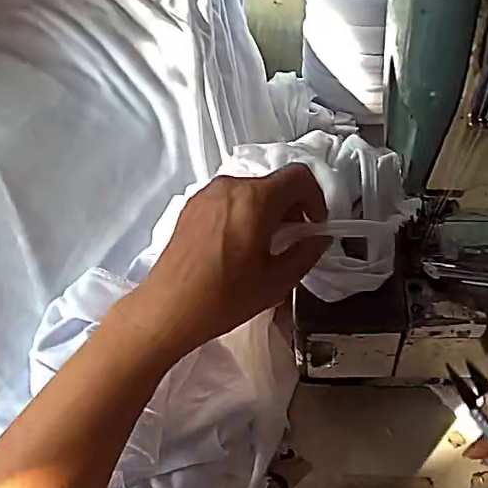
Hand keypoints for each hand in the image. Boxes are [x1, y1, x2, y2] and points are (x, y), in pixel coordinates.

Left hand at [116, 164, 329, 360]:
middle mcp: (230, 187)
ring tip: (266, 247)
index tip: (314, 225)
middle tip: (294, 241)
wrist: (169, 309)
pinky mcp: (192, 207)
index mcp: (255, 200)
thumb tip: (318, 240)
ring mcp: (207, 195)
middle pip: (275, 183)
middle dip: (292, 208)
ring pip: (251, 190)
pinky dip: (244, 214)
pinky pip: (229, 199)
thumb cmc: (221, 298)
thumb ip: (306, 253)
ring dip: (268, 211)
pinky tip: (240, 247)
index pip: (299, 177)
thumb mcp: (277, 282)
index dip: (316, 199)